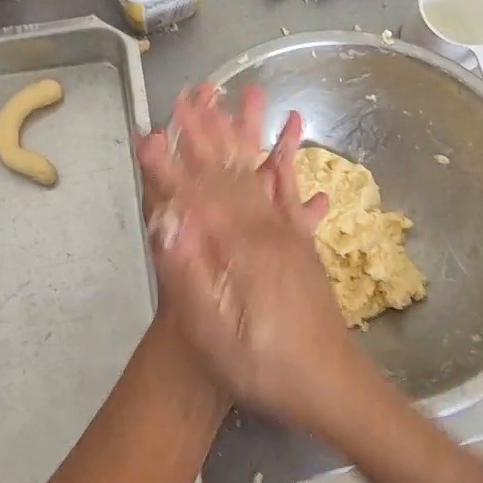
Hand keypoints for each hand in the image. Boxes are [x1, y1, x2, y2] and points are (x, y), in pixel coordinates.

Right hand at [137, 85, 381, 433]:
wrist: (336, 389)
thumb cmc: (267, 370)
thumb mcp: (217, 338)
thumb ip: (190, 278)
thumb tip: (165, 222)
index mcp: (242, 251)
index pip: (196, 196)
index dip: (168, 165)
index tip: (146, 131)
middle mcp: (268, 232)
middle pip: (229, 172)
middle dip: (204, 131)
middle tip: (186, 93)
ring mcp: (290, 236)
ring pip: (261, 170)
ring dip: (244, 131)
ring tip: (238, 92)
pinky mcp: (302, 244)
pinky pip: (292, 190)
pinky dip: (287, 159)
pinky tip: (291, 136)